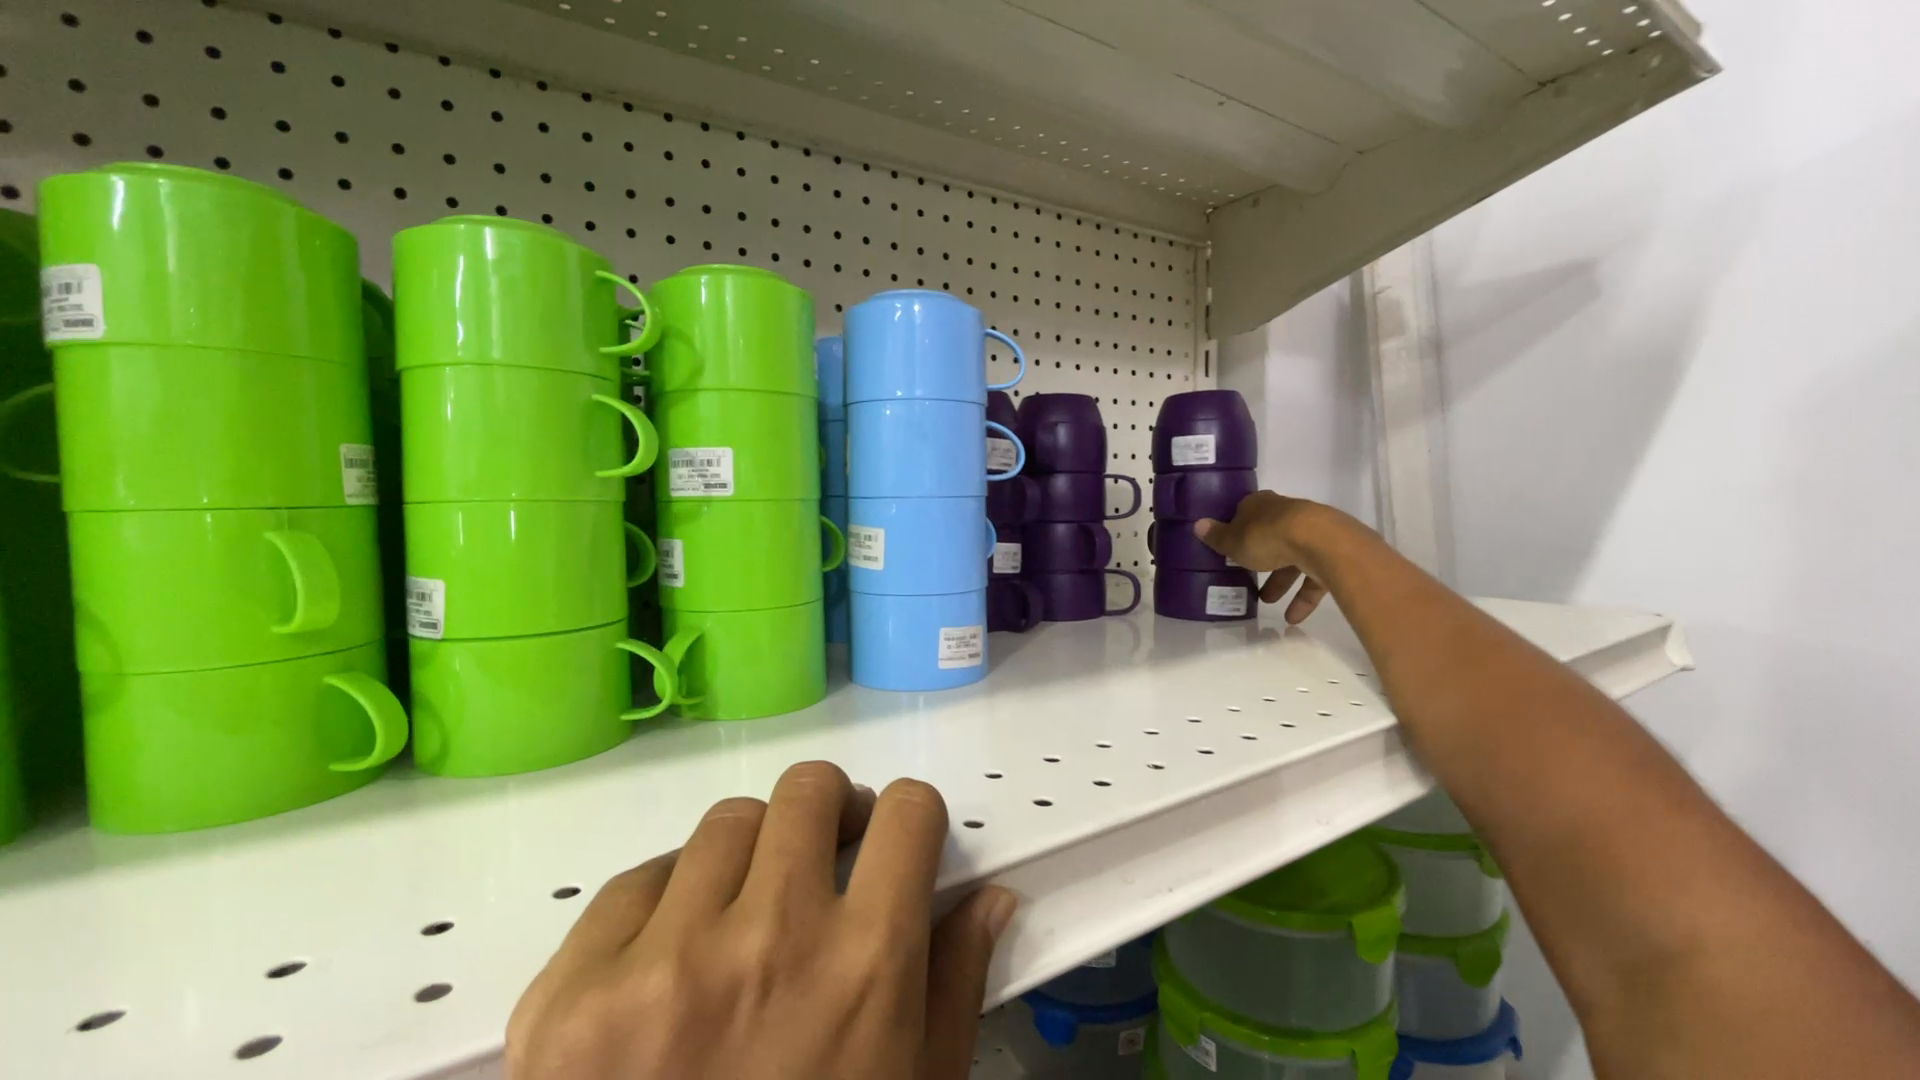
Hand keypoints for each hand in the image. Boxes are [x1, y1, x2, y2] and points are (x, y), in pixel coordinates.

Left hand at [506, 762, 1017, 1079]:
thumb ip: (956, 983)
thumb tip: (991, 894)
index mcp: (866, 967)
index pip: (907, 813)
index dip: (907, 818)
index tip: (891, 842)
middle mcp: (769, 938)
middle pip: (808, 790)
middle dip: (828, 813)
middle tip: (822, 857)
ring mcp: (662, 960)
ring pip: (725, 825)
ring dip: (750, 856)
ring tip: (744, 913)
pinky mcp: (572, 991)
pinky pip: (635, 882)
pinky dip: (666, 904)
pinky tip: (670, 961)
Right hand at [1194, 492, 1371, 623]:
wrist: (1319, 542)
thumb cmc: (1267, 536)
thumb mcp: (1233, 541)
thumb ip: (1216, 536)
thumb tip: (1197, 525)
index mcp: (1261, 505)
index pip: (1246, 512)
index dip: (1238, 528)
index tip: (1231, 545)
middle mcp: (1286, 514)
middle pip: (1270, 537)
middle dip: (1261, 561)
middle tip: (1249, 580)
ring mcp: (1311, 532)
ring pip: (1293, 558)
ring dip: (1281, 582)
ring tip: (1269, 603)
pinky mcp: (1331, 553)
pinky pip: (1314, 577)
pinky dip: (1303, 597)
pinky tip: (1294, 617)